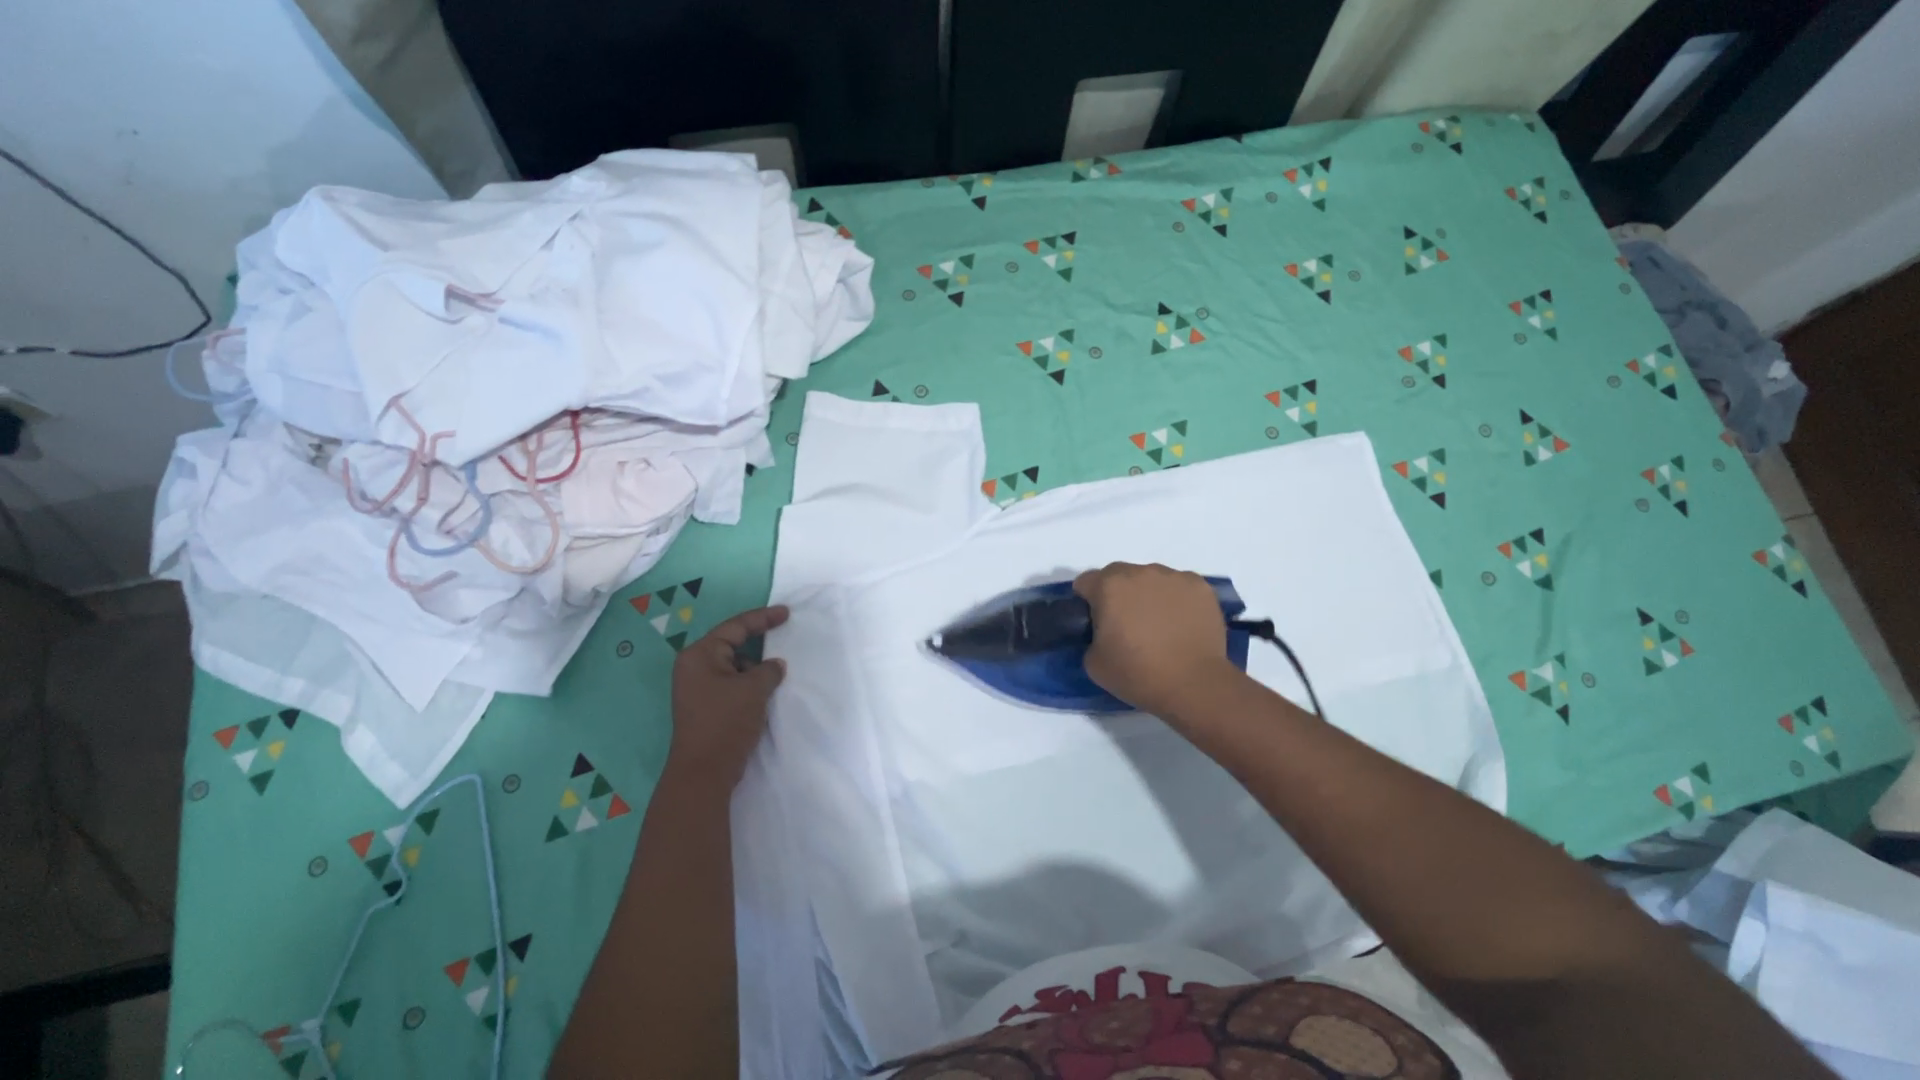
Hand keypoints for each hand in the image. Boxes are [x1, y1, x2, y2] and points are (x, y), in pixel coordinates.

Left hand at [667, 605, 789, 788]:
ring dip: (755, 670)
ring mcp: (697, 688)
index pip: (735, 627)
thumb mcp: (753, 690)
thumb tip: (774, 665)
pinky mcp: (705, 707)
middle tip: (784, 640)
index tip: (786, 613)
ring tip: (777, 676)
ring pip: (733, 667)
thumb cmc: (726, 722)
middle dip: (758, 645)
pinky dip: (748, 686)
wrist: (704, 772)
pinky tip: (766, 693)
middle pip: (732, 646)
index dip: (762, 618)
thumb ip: (768, 670)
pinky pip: (731, 685)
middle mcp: (694, 667)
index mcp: (699, 655)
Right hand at [1073, 563, 1240, 719]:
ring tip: (1160, 626)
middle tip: (1127, 626)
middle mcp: (1140, 572)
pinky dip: (1176, 600)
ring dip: (1148, 595)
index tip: (1095, 623)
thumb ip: (1091, 636)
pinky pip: (1179, 587)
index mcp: (1109, 586)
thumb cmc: (1137, 674)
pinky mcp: (1200, 587)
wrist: (1192, 684)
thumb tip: (1104, 631)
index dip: (1087, 602)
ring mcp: (1174, 577)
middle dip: (1118, 594)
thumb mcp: (1093, 662)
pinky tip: (1181, 625)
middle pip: (1119, 575)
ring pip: (1151, 579)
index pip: (1086, 582)